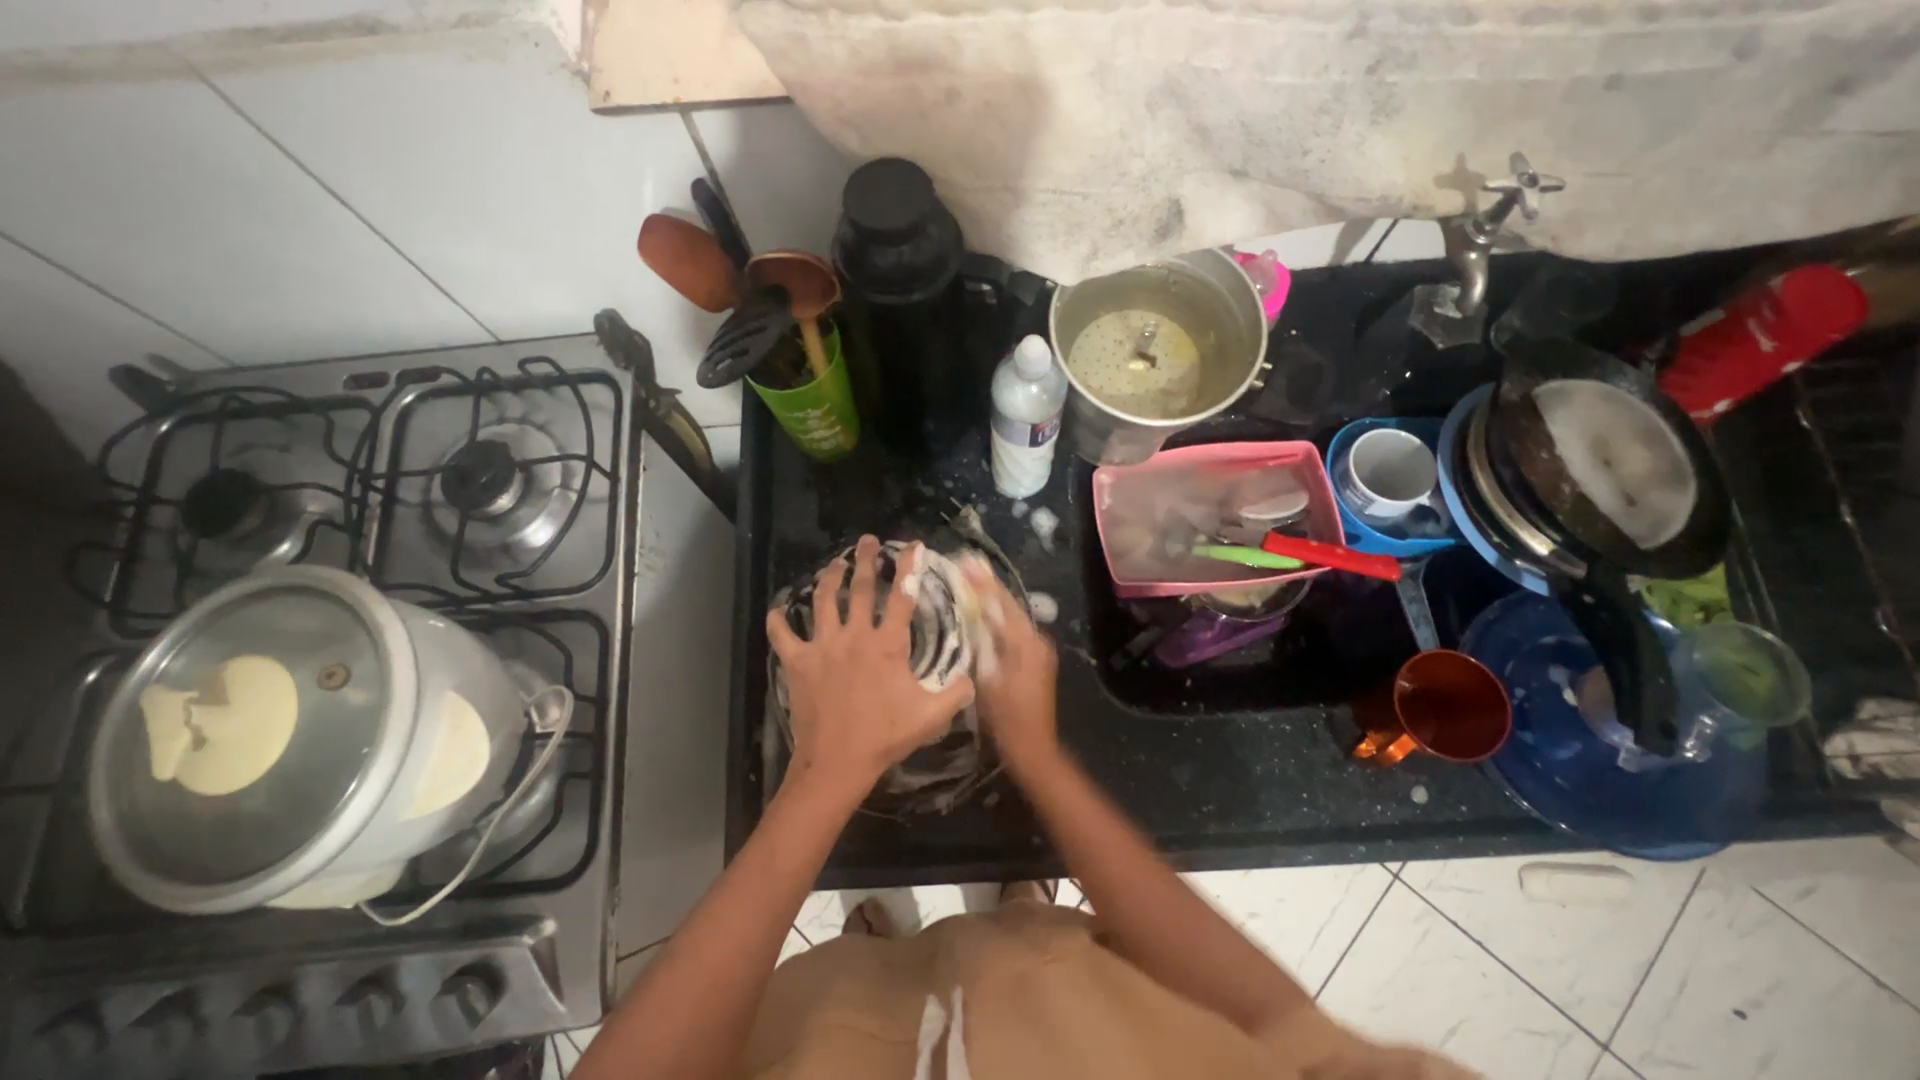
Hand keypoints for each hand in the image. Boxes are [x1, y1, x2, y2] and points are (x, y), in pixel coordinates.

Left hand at [767, 535, 975, 802]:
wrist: (838, 761)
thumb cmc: (886, 736)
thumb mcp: (932, 715)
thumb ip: (957, 691)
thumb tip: (972, 675)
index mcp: (888, 644)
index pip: (903, 596)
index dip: (910, 568)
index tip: (913, 545)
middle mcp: (854, 636)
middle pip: (860, 588)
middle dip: (866, 560)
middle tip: (868, 540)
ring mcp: (823, 646)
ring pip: (823, 601)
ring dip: (829, 578)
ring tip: (835, 564)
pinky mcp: (798, 662)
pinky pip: (783, 635)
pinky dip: (778, 620)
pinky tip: (777, 610)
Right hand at [959, 554, 1059, 767]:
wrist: (1032, 747)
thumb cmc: (1006, 718)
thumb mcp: (988, 678)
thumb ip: (982, 643)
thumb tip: (972, 611)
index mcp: (1026, 642)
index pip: (1002, 603)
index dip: (983, 581)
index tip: (966, 560)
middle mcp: (1036, 640)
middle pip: (1008, 606)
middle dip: (987, 585)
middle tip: (966, 562)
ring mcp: (1037, 650)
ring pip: (1010, 617)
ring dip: (991, 599)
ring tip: (969, 579)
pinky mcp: (1033, 659)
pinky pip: (1012, 630)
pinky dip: (996, 618)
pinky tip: (980, 611)